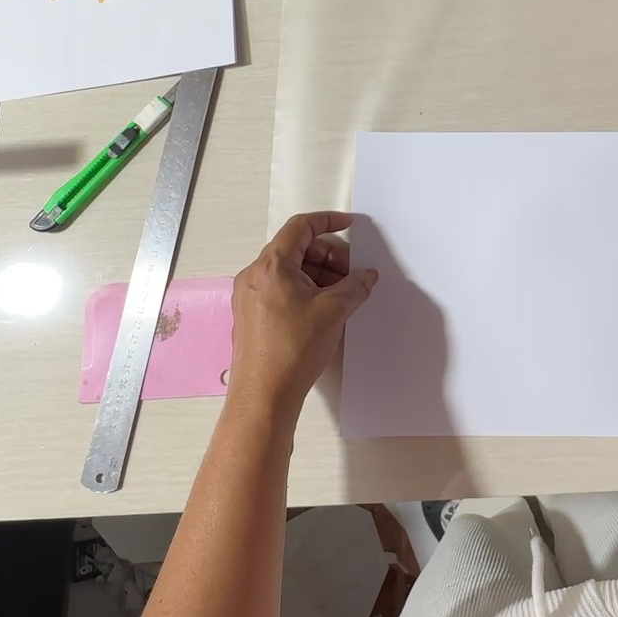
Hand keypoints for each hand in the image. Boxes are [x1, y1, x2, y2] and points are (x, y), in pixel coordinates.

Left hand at [229, 212, 378, 418]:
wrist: (264, 395)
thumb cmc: (294, 349)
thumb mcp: (334, 311)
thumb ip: (355, 286)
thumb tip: (367, 276)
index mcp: (272, 266)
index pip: (301, 227)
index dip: (328, 221)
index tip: (350, 224)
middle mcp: (255, 276)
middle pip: (296, 249)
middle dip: (328, 256)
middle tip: (352, 274)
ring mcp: (250, 296)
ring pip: (290, 271)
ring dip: (319, 275)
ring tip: (343, 295)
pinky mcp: (252, 316)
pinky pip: (281, 289)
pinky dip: (305, 290)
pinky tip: (325, 309)